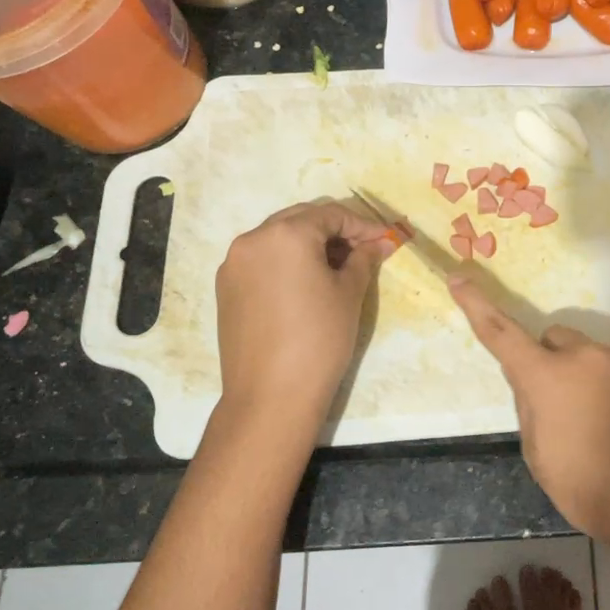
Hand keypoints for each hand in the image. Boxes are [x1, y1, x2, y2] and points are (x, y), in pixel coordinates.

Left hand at [214, 201, 393, 427]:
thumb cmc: (319, 338)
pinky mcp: (226, 287)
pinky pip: (261, 260)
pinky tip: (306, 283)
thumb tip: (379, 243)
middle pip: (300, 219)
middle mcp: (253, 239)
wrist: (271, 394)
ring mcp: (234, 263)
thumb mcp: (349, 293)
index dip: (361, 225)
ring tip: (336, 267)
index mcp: (285, 234)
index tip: (384, 240)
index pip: (330, 214)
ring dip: (308, 244)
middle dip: (333, 230)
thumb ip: (363, 259)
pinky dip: (286, 261)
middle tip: (362, 250)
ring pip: (278, 238)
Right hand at [450, 277, 609, 554]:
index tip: (459, 279)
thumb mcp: (544, 462)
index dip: (477, 306)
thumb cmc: (599, 492)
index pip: (502, 335)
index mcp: (549, 379)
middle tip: (561, 409)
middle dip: (550, 363)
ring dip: (587, 380)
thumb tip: (533, 387)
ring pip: (592, 358)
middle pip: (555, 340)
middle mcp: (587, 357)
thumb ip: (532, 413)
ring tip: (606, 430)